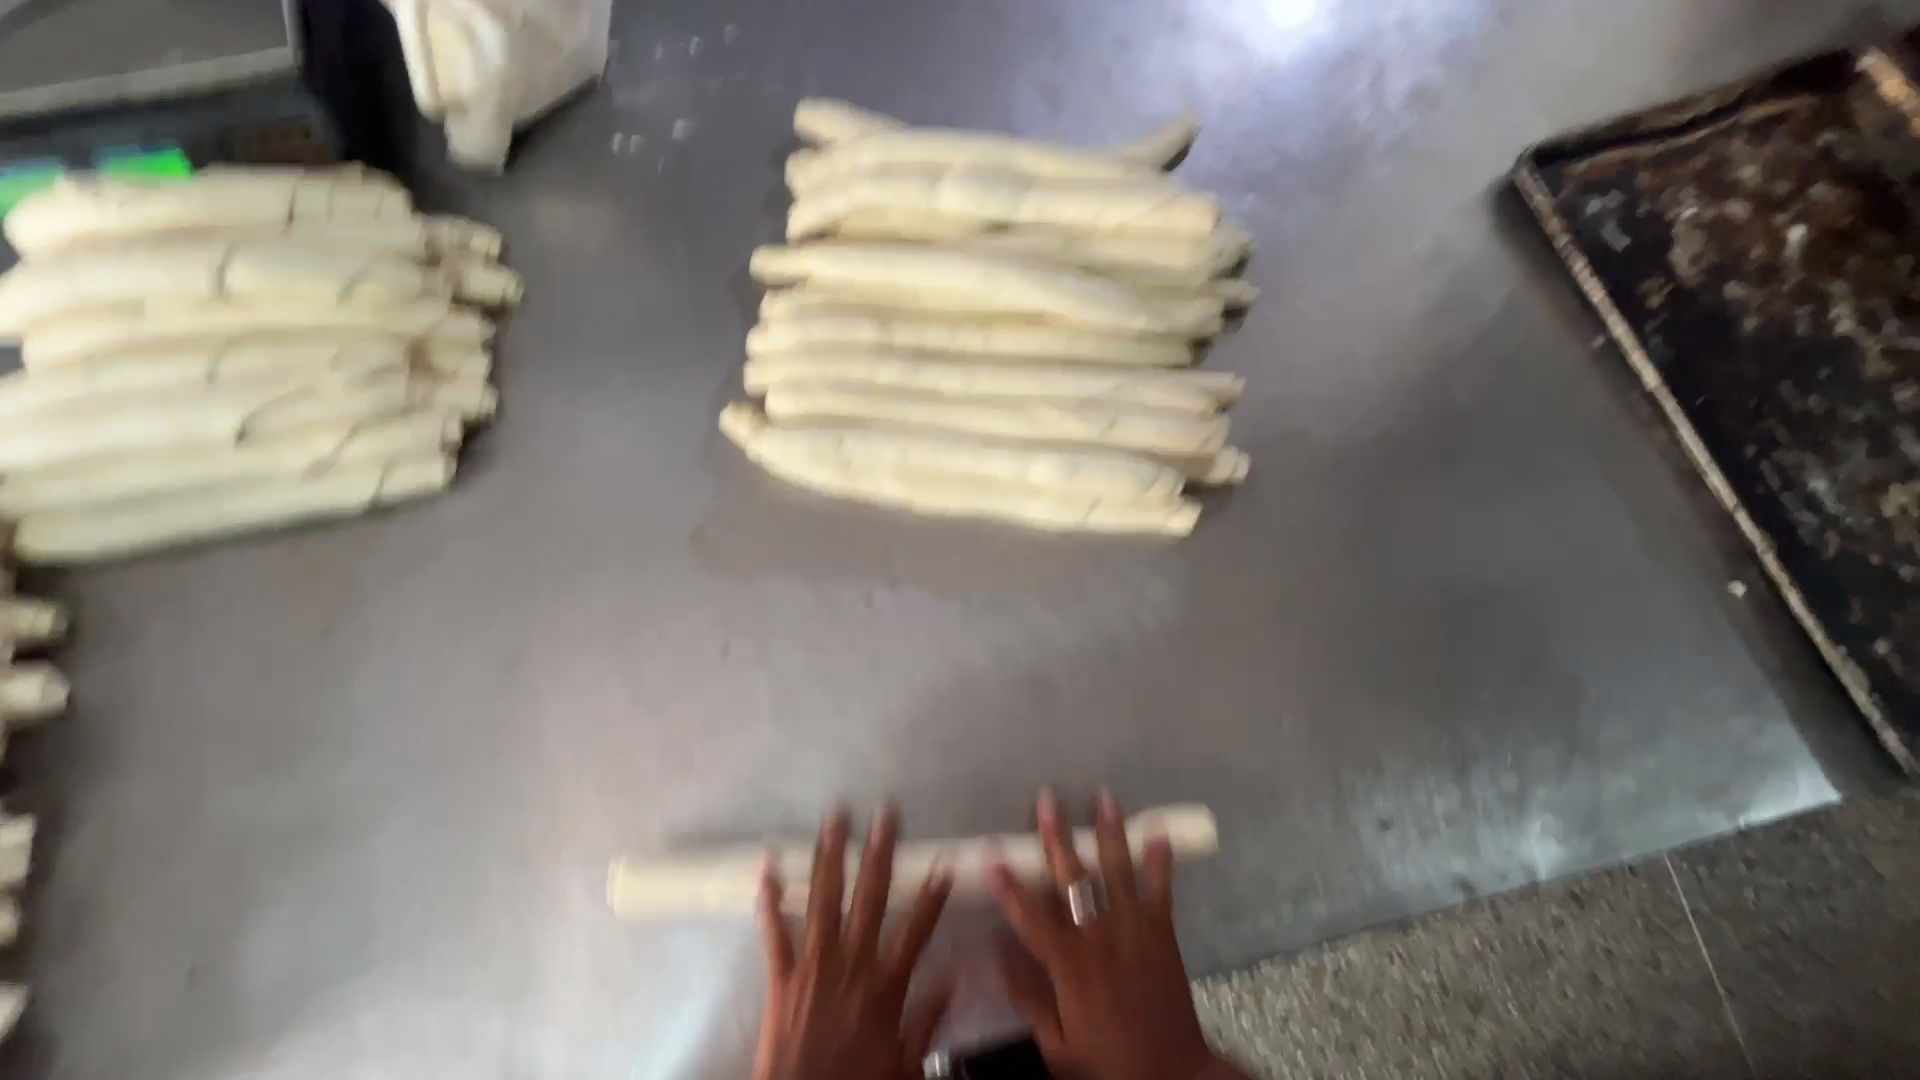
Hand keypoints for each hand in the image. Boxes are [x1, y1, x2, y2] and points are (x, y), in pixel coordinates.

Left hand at [753, 805, 955, 1079]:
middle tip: (885, 814)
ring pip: (825, 900)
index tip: (944, 862)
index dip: (932, 897)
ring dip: (831, 856)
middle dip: (879, 854)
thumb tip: (951, 981)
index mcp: (885, 986)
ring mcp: (814, 966)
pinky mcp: (780, 976)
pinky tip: (767, 864)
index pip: (916, 931)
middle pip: (870, 900)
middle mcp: (852, 965)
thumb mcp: (903, 1064)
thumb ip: (925, 1021)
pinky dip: (769, 898)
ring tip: (835, 819)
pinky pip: (774, 932)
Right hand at [987, 790, 1233, 1079]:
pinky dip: (1160, 861)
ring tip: (1104, 796)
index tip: (991, 856)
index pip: (1031, 917)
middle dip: (1057, 836)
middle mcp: (1099, 938)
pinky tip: (1158, 830)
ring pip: (1117, 872)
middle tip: (1047, 798)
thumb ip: (1028, 996)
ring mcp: (1134, 931)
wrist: (1172, 1076)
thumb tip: (997, 951)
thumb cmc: (1106, 1061)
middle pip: (1074, 879)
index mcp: (1069, 965)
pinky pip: (1160, 890)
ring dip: (1109, 832)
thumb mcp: (1057, 1044)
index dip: (1009, 887)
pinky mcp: (1161, 933)